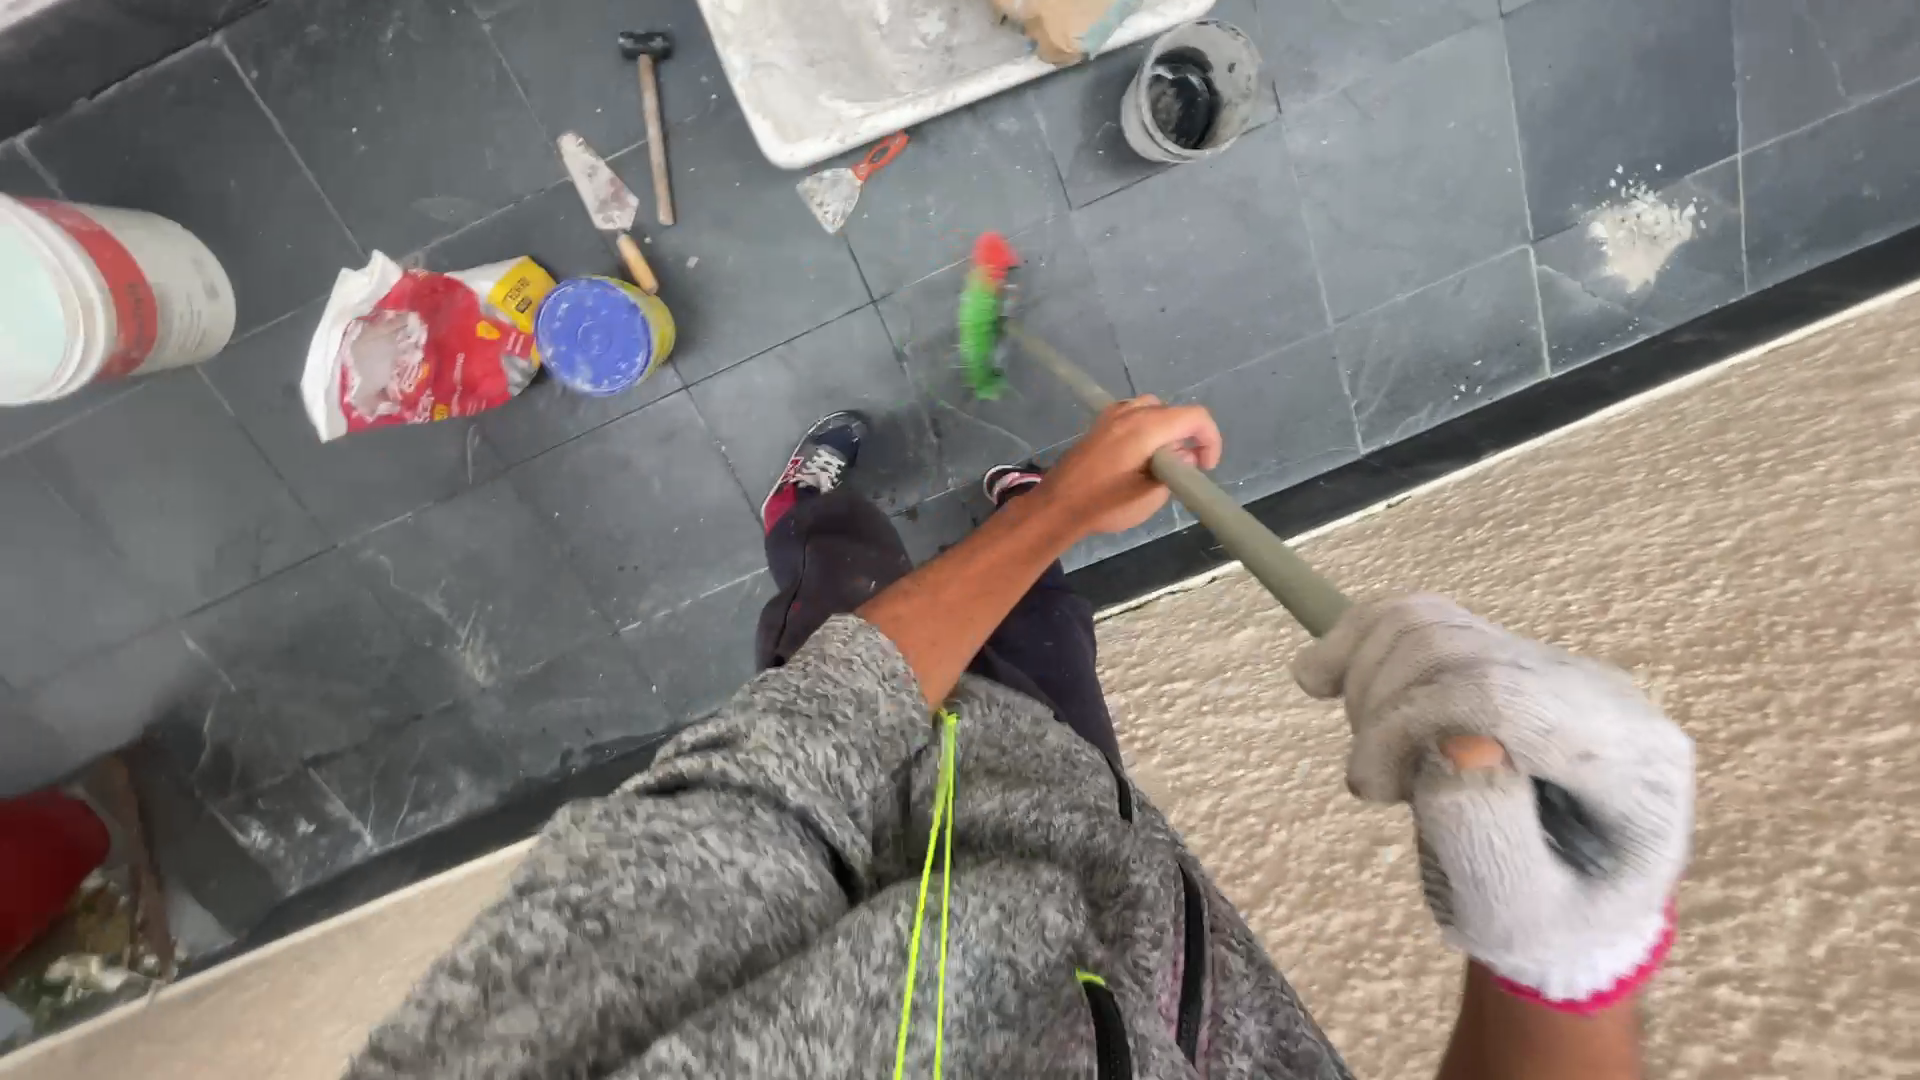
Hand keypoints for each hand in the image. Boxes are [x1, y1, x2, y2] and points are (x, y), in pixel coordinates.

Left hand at [1035, 396, 1222, 537]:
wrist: (1057, 505)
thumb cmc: (1105, 504)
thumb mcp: (1150, 495)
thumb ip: (1175, 471)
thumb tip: (1184, 455)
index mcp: (1146, 426)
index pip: (1195, 416)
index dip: (1210, 438)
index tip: (1206, 466)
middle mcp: (1129, 412)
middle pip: (1174, 411)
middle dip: (1188, 435)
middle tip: (1188, 466)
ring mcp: (1110, 416)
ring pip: (1152, 410)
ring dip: (1166, 430)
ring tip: (1165, 460)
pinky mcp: (1098, 426)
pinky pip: (1132, 416)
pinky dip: (1146, 429)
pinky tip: (1141, 455)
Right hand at [1292, 595, 1693, 1009]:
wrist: (1554, 895)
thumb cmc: (1540, 917)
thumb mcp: (1515, 912)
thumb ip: (1490, 838)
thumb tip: (1459, 744)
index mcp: (1626, 757)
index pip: (1497, 691)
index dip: (1406, 723)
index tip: (1372, 788)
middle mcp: (1594, 689)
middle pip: (1446, 647)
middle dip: (1378, 710)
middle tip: (1379, 785)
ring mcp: (1544, 660)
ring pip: (1419, 621)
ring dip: (1363, 681)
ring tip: (1375, 750)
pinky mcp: (1495, 647)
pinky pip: (1410, 614)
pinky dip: (1351, 638)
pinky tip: (1323, 678)